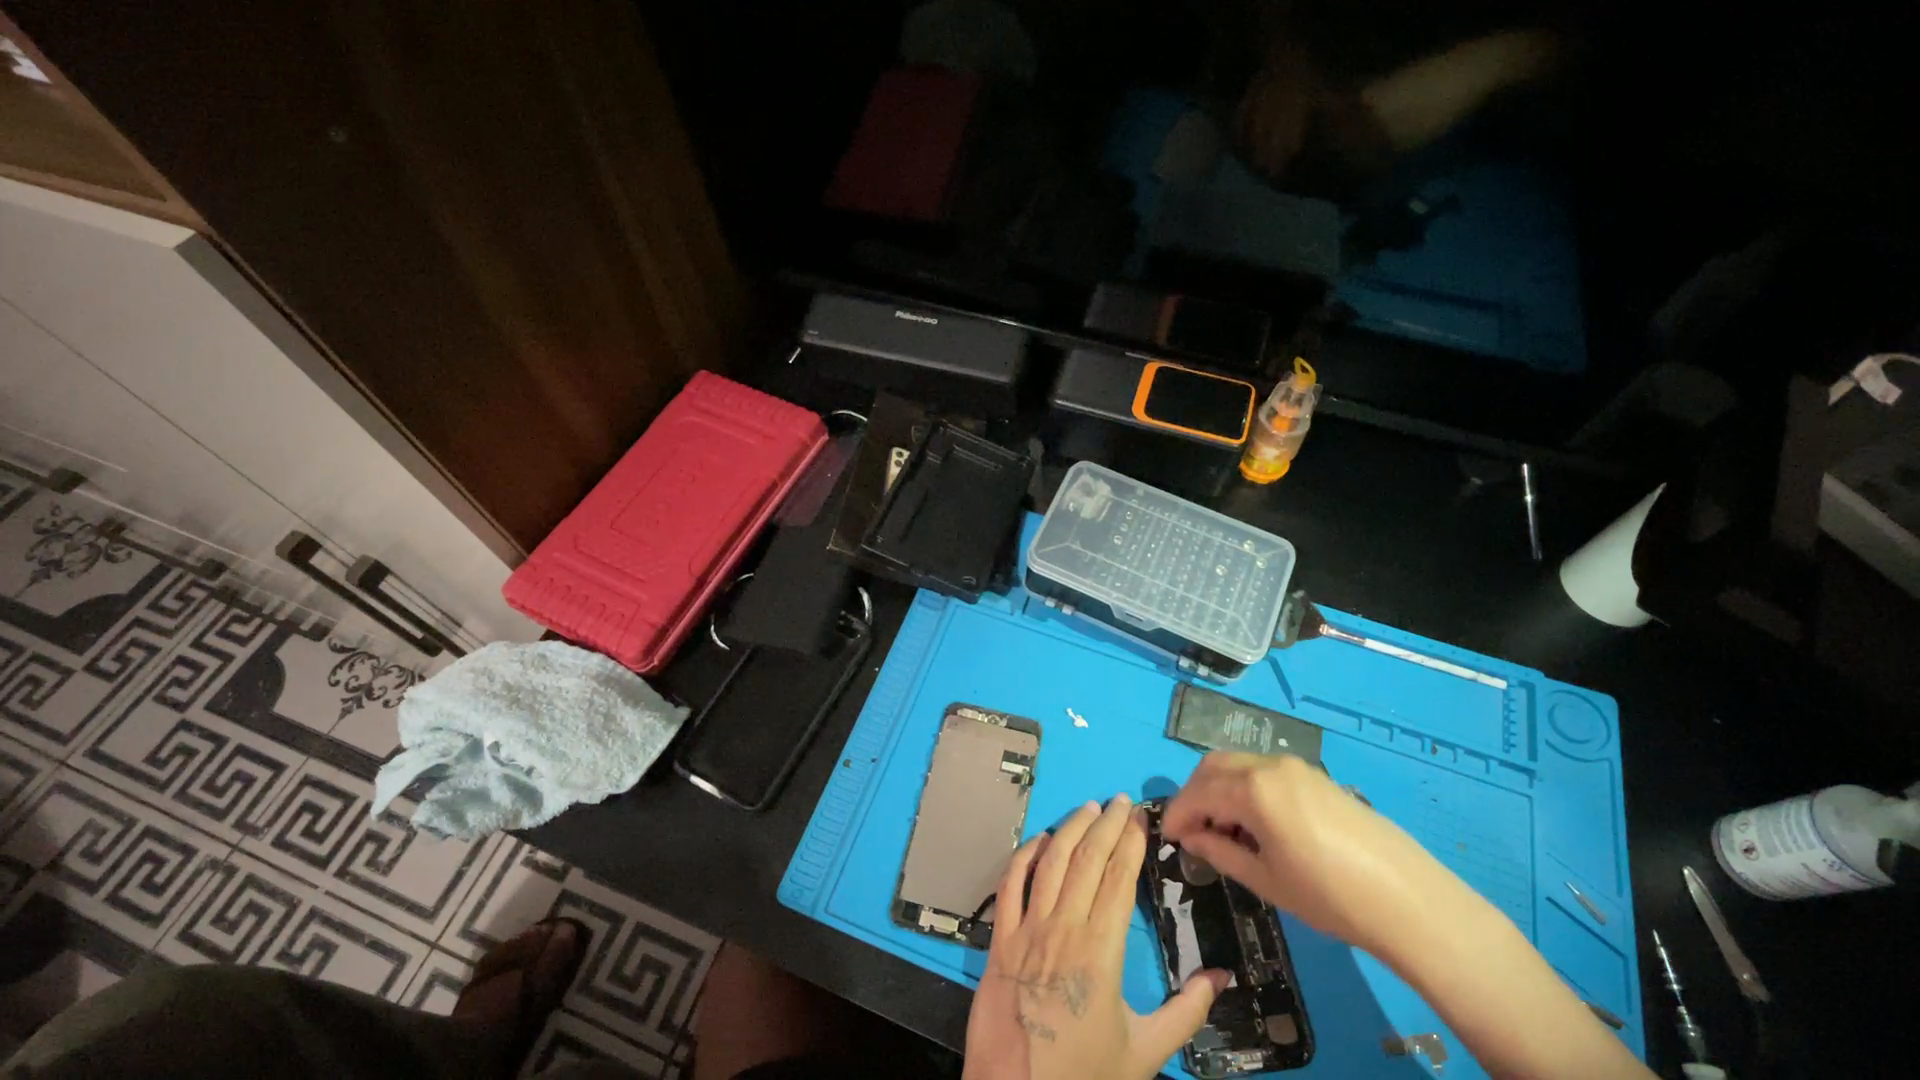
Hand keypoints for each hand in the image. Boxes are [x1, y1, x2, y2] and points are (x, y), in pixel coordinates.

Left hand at [963, 795, 1227, 1079]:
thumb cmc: (1082, 1073)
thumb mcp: (1144, 1050)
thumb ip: (1186, 1011)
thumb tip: (1222, 977)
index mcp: (1100, 950)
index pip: (1119, 878)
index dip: (1130, 841)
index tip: (1140, 816)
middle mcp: (1063, 928)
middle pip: (1087, 860)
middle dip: (1105, 824)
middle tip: (1119, 800)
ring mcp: (1026, 930)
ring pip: (1049, 863)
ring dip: (1068, 829)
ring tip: (1086, 808)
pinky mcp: (999, 940)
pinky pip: (1010, 886)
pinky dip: (1024, 856)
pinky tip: (1039, 840)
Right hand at [1160, 753, 1431, 953]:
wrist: (1406, 898)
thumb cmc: (1328, 895)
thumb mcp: (1265, 879)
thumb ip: (1220, 853)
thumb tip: (1192, 838)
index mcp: (1253, 790)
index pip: (1197, 793)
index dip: (1177, 814)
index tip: (1168, 839)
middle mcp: (1270, 766)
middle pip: (1214, 766)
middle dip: (1194, 794)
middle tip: (1190, 831)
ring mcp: (1297, 769)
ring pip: (1240, 765)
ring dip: (1219, 789)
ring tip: (1221, 832)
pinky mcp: (1317, 778)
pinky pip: (1265, 773)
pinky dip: (1245, 789)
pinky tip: (1254, 825)